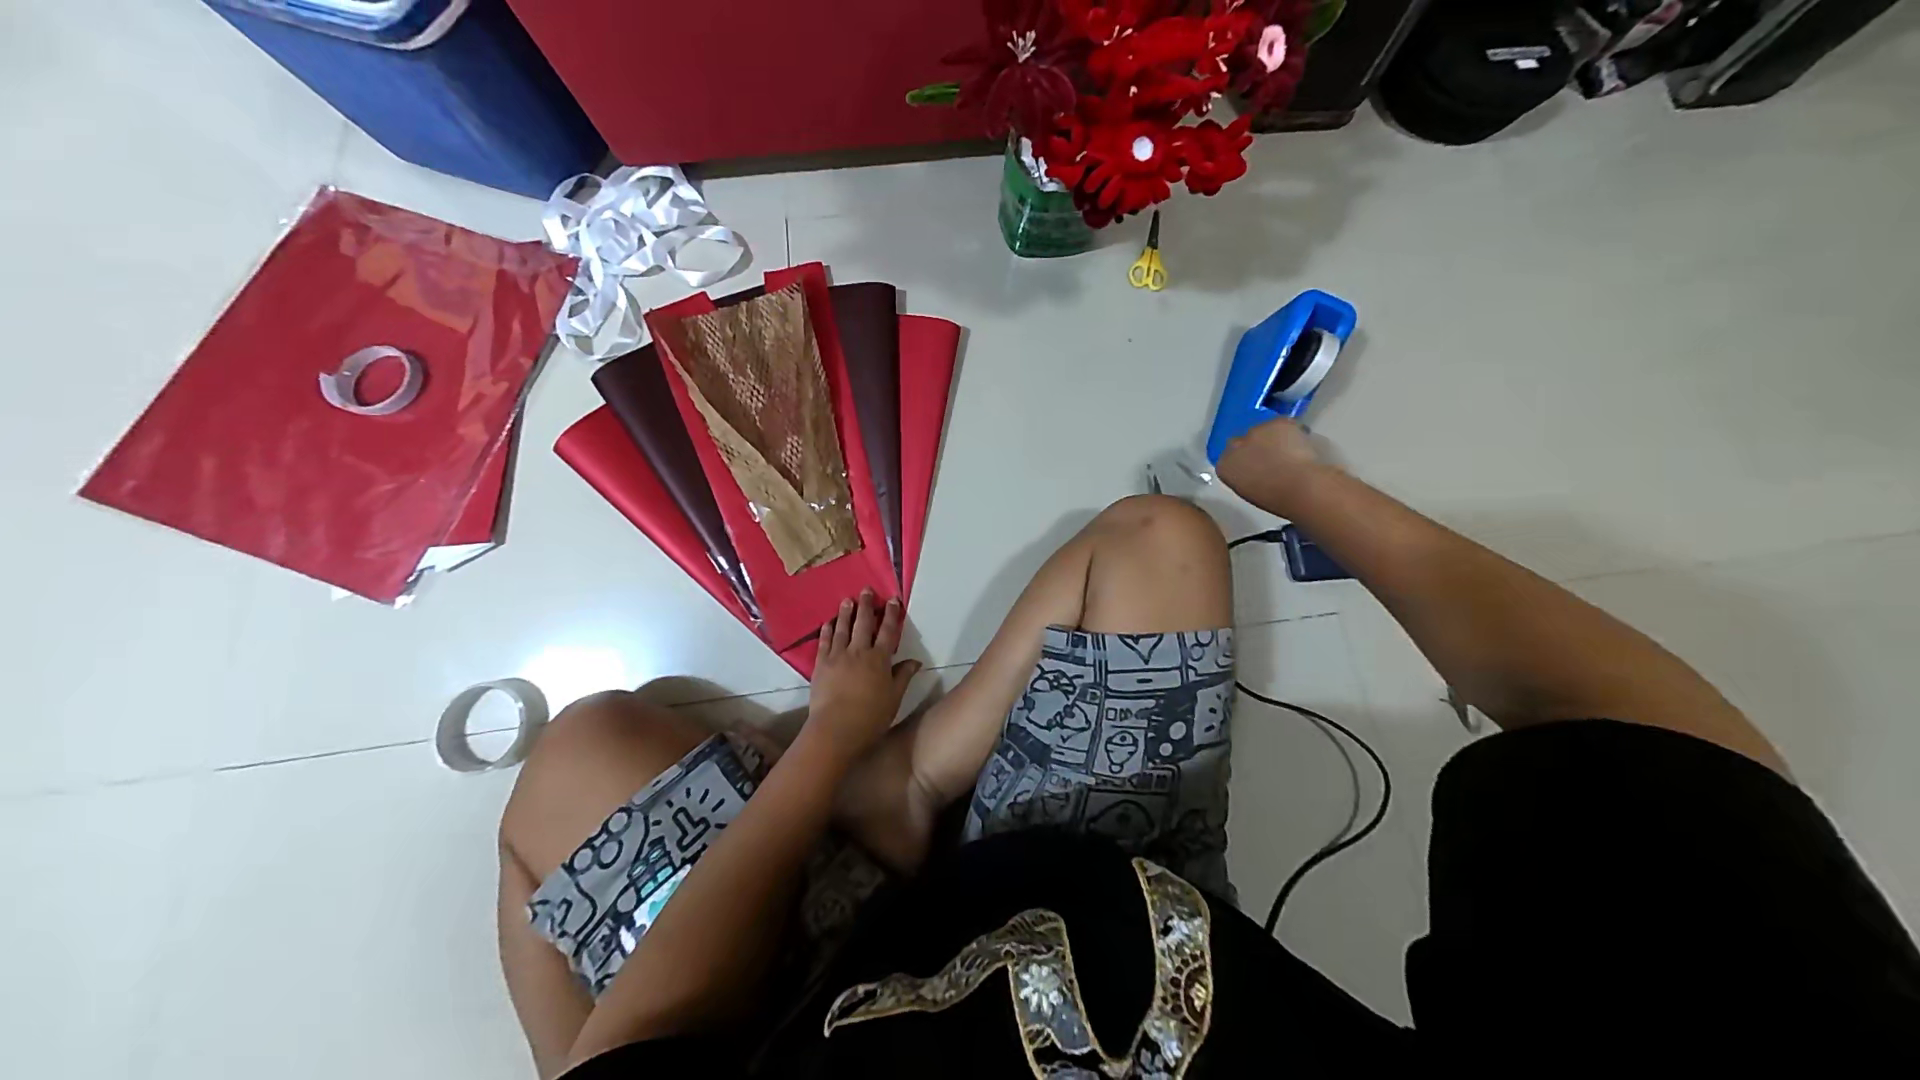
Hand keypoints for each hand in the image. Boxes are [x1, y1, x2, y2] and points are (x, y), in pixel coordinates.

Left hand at [803, 590, 920, 763]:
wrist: (836, 729)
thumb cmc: (871, 717)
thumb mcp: (894, 698)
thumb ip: (903, 676)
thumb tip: (915, 662)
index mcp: (880, 659)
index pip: (888, 631)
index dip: (891, 614)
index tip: (893, 600)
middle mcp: (859, 651)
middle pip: (864, 623)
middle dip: (867, 606)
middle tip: (866, 590)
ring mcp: (838, 656)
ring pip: (843, 628)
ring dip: (846, 613)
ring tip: (847, 600)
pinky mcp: (821, 664)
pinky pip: (824, 642)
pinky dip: (827, 630)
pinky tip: (828, 622)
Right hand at [1216, 417, 1331, 517]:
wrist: (1299, 486)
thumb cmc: (1275, 498)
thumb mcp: (1249, 492)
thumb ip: (1245, 478)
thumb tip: (1255, 473)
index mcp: (1225, 467)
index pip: (1229, 458)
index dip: (1245, 461)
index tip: (1256, 468)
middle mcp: (1234, 445)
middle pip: (1243, 441)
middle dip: (1256, 447)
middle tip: (1274, 459)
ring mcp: (1255, 431)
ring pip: (1264, 431)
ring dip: (1274, 439)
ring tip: (1290, 453)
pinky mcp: (1277, 422)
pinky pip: (1283, 424)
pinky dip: (1291, 431)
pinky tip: (1300, 445)